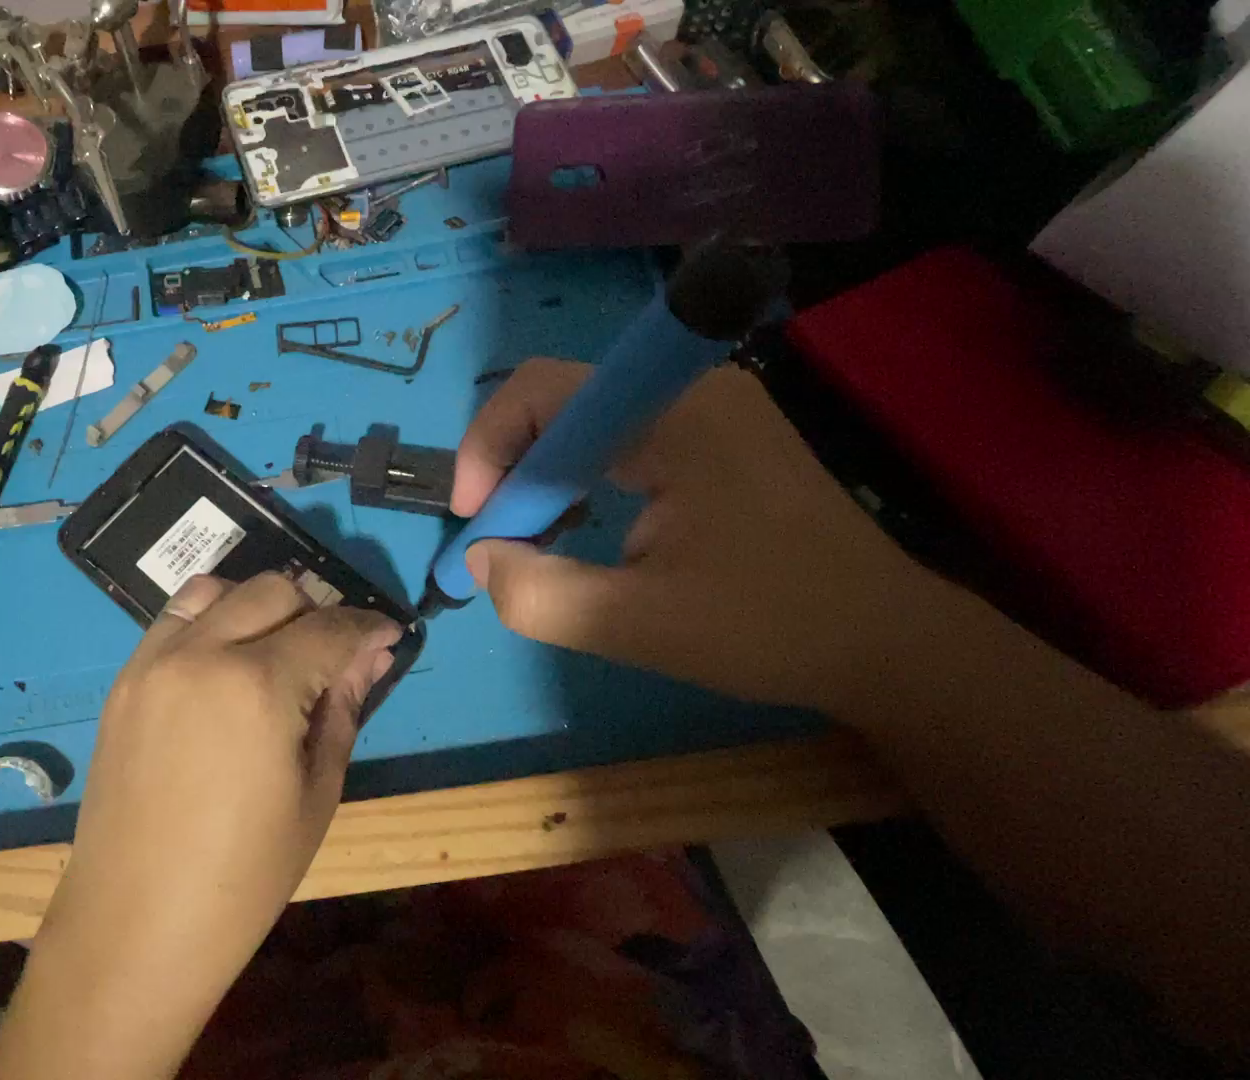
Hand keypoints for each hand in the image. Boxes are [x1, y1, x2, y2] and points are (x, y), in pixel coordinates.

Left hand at [0, 573, 398, 1079]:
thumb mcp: (316, 794)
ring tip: (278, 649)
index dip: (367, 628)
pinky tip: (227, 661)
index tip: (388, 636)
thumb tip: (368, 656)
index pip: (329, 629)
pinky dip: (211, 619)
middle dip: (316, 611)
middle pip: (273, 590)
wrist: (136, 923)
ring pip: (218, 589)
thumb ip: (342, 708)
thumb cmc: (243, 876)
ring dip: (260, 605)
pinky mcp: (124, 680)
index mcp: (257, 686)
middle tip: (334, 654)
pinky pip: (174, 619)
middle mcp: (201, 653)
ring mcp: (153, 662)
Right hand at [453, 358, 944, 712]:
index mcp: (673, 416)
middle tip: (502, 539)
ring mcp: (710, 407)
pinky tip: (586, 526)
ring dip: (545, 476)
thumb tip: (479, 559)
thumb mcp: (637, 625)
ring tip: (538, 540)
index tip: (476, 523)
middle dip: (512, 468)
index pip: (540, 390)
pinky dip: (584, 478)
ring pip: (587, 421)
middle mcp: (689, 390)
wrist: (890, 644)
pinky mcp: (719, 433)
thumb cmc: (771, 629)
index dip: (486, 449)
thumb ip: (538, 595)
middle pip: (560, 401)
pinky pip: (622, 436)